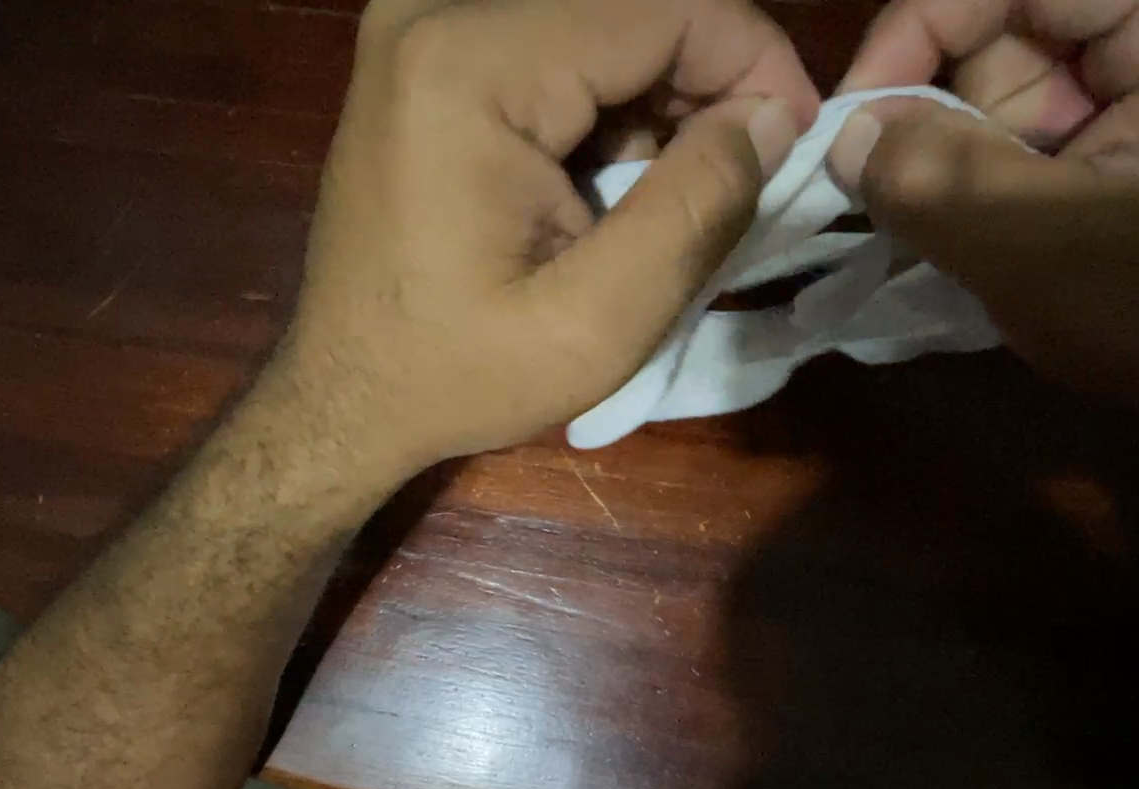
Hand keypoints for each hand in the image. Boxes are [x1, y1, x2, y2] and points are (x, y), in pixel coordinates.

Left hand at [274, 0, 818, 476]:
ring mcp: (415, 30)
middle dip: (702, 87)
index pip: (664, 5)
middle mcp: (430, 12)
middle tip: (734, 184)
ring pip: (593, 31)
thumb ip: (696, 210)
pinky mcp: (419, 65)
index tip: (791, 147)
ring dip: (652, 106)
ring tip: (664, 203)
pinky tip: (603, 191)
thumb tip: (770, 119)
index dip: (753, 65)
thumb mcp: (593, 325)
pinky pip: (546, 58)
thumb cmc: (456, 379)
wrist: (346, 400)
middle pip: (626, 9)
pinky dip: (598, 115)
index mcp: (468, 63)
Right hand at [824, 0, 1138, 547]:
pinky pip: (1037, 114)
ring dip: (956, 139)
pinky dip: (981, 162)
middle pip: (1025, 16)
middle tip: (879, 179)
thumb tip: (840, 135)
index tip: (849, 117)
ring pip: (1019, 69)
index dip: (925, 26)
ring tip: (932, 213)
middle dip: (940, 96)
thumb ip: (937, 181)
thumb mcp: (1041, 251)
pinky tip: (967, 214)